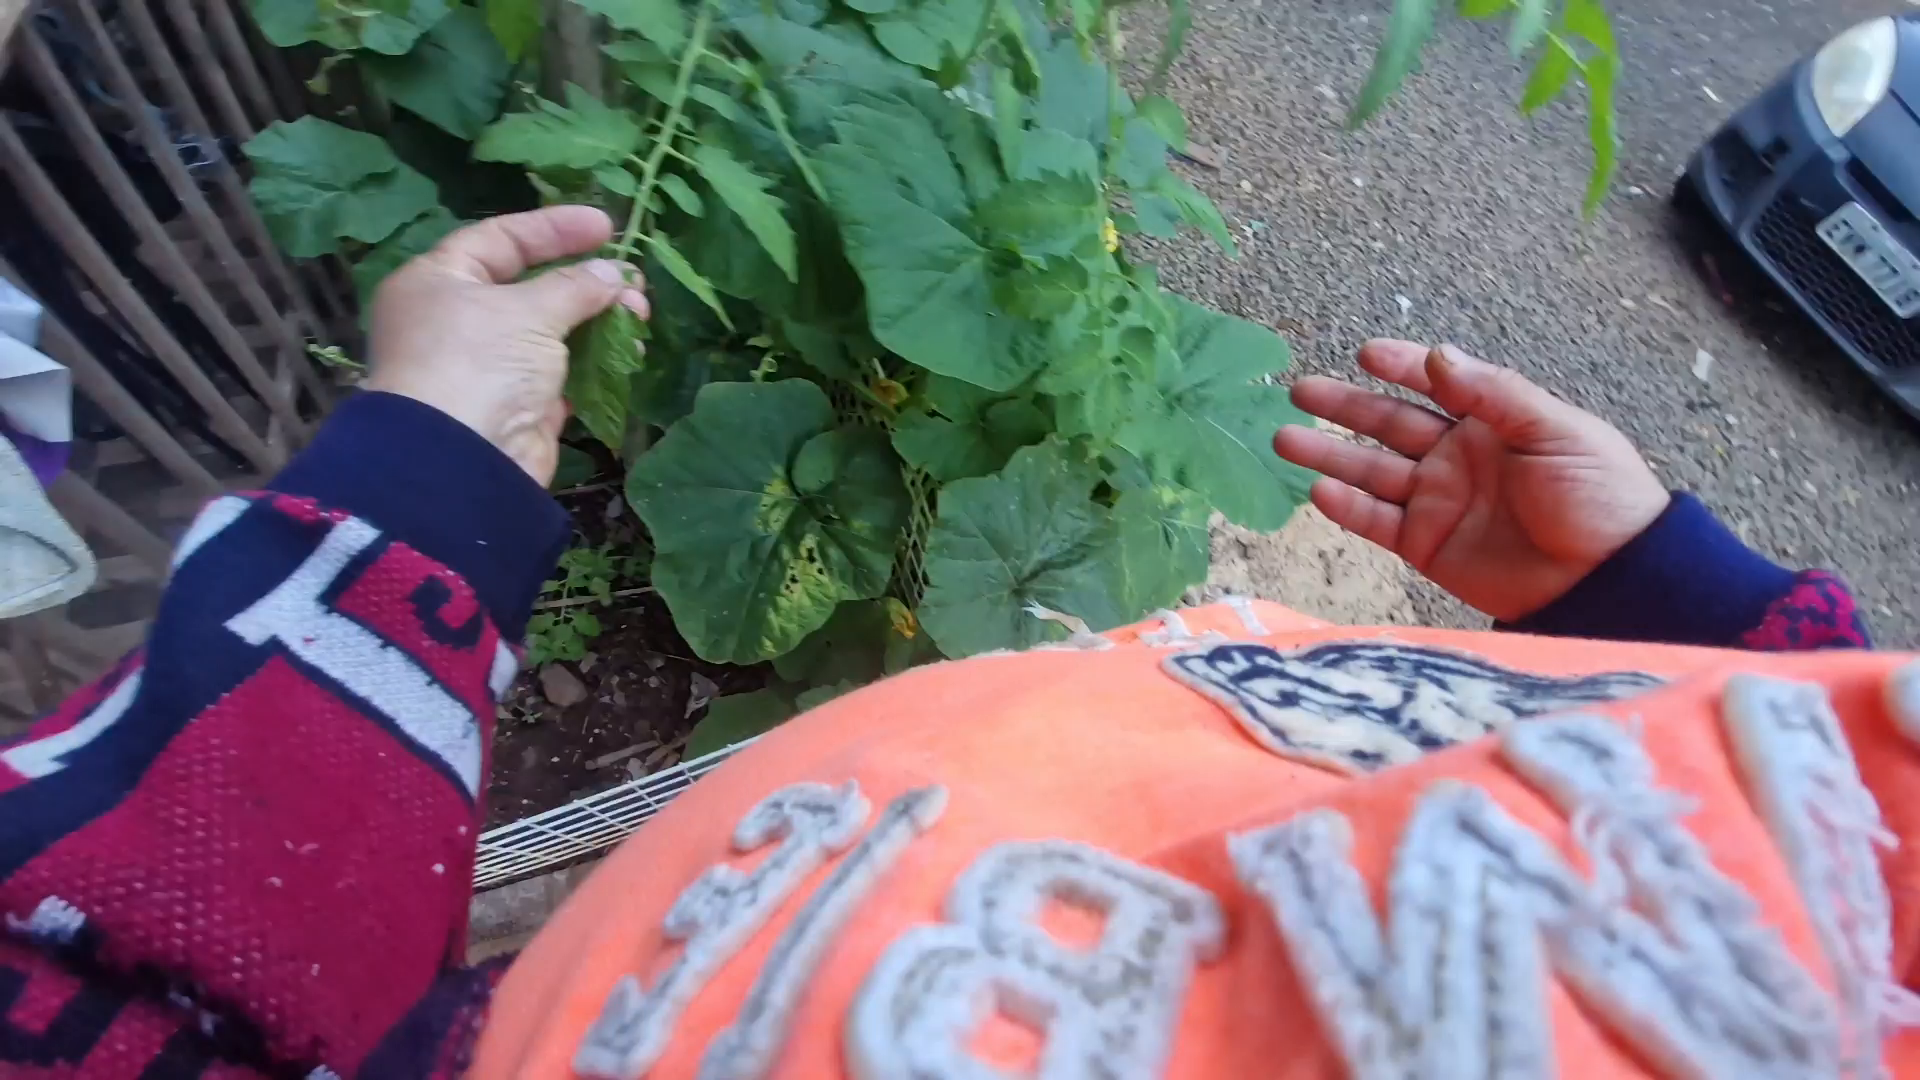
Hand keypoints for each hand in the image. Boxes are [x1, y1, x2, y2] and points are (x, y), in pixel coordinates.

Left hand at [364, 205, 648, 485]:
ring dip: (600, 321)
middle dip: (588, 282)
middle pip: (535, 287)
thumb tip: (613, 273)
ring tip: (640, 316)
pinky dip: (598, 361)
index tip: (605, 225)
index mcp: (442, 281)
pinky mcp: (525, 404)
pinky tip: (628, 352)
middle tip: (635, 280)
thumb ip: (573, 286)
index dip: (553, 228)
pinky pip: (568, 372)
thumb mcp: (527, 311)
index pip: (501, 239)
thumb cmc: (479, 363)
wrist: (465, 457)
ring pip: (557, 331)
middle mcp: (464, 319)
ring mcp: (496, 365)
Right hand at [1273, 340, 1669, 620]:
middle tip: (1299, 392)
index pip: (1434, 387)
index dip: (1400, 367)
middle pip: (1385, 426)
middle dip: (1342, 407)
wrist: (1605, 579)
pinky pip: (1374, 520)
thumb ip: (1495, 394)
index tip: (1365, 354)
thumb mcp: (1558, 432)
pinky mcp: (1420, 542)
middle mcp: (1451, 458)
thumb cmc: (1596, 496)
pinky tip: (1320, 490)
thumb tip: (1438, 356)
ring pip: (1367, 471)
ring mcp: (1431, 501)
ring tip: (1285, 439)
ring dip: (1326, 454)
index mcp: (1488, 425)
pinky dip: (1346, 506)